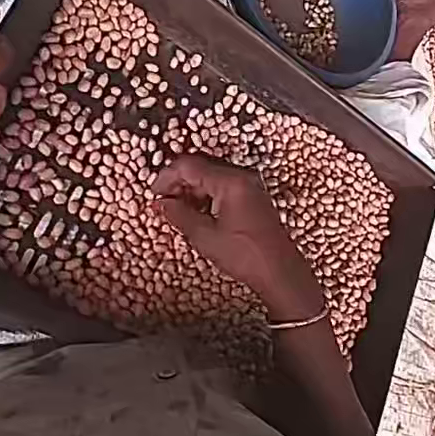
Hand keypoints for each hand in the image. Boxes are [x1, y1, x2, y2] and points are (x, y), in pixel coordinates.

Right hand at [151, 155, 323, 318]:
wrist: (279, 271)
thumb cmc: (246, 255)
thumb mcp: (204, 236)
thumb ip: (179, 214)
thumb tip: (162, 203)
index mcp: (231, 181)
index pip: (189, 164)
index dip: (166, 177)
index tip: (155, 193)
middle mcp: (242, 176)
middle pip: (201, 165)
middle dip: (178, 181)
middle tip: (164, 201)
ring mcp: (250, 185)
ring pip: (212, 174)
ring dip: (192, 188)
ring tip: (178, 210)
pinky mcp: (253, 196)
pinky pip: (224, 185)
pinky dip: (207, 194)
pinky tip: (198, 212)